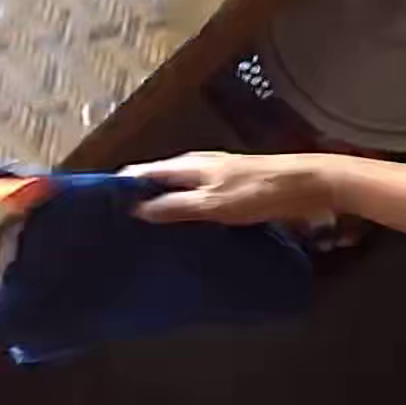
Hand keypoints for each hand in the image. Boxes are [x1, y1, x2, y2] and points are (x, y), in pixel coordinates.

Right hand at [122, 151, 333, 224]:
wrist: (312, 184)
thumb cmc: (262, 192)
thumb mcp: (215, 203)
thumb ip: (176, 206)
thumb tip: (135, 208)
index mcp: (191, 164)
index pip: (144, 172)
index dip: (120, 188)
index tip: (93, 212)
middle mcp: (201, 167)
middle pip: (160, 182)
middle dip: (138, 202)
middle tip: (114, 233)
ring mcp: (219, 179)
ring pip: (181, 193)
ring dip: (164, 211)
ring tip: (143, 239)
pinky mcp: (236, 193)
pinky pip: (201, 203)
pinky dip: (188, 216)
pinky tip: (185, 236)